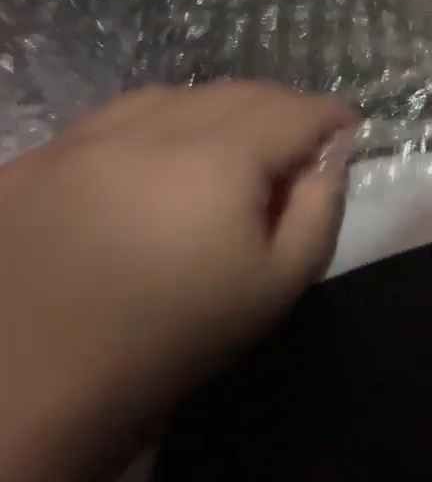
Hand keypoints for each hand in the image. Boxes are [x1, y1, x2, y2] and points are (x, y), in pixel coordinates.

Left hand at [0, 83, 355, 481]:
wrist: (32, 388)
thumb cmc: (180, 332)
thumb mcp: (286, 276)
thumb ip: (320, 204)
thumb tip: (330, 152)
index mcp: (215, 161)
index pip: (294, 110)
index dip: (333, 116)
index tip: (350, 131)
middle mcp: (142, 137)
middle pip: (233, 94)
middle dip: (281, 108)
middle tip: (302, 140)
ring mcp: (72, 149)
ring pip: (165, 97)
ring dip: (214, 110)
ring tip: (230, 145)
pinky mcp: (22, 170)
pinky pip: (103, 123)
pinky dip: (150, 126)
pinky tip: (157, 164)